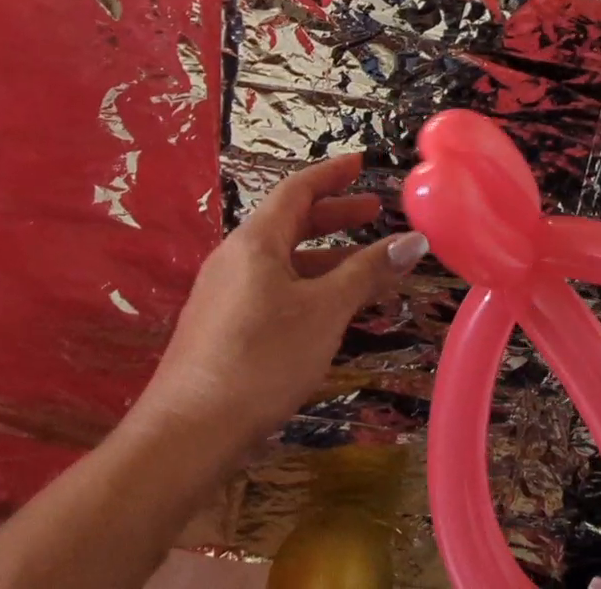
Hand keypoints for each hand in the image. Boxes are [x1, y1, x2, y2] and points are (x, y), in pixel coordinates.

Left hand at [127, 153, 428, 466]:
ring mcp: (226, 296)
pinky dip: (310, 286)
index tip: (361, 163)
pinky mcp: (224, 330)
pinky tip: (332, 310)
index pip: (296, 190)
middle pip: (290, 223)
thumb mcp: (325, 311)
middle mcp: (235, 260)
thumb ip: (368, 272)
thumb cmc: (261, 359)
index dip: (331, 174)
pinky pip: (275, 290)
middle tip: (374, 212)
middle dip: (334, 215)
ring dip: (327, 256)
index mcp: (255, 242)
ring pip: (284, 261)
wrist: (186, 436)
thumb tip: (414, 240)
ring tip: (367, 265)